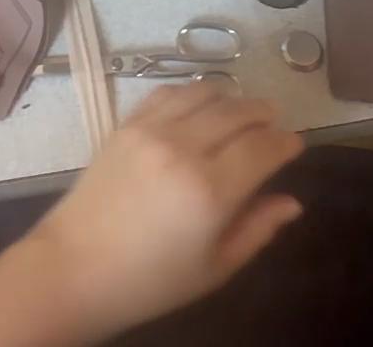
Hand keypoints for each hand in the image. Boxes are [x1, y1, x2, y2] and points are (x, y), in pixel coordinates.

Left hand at [20, 84, 304, 339]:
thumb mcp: (214, 267)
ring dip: (229, 96)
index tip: (296, 142)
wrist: (76, 267)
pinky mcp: (126, 124)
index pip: (261, 149)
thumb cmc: (151, 280)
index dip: (284, 142)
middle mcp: (183, 149)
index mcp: (210, 191)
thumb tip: (291, 202)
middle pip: (235, 113)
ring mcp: (151, 131)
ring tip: (242, 105)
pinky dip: (190, 92)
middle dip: (261, 112)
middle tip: (275, 117)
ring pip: (201, 95)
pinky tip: (200, 100)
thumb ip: (256, 229)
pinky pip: (166, 94)